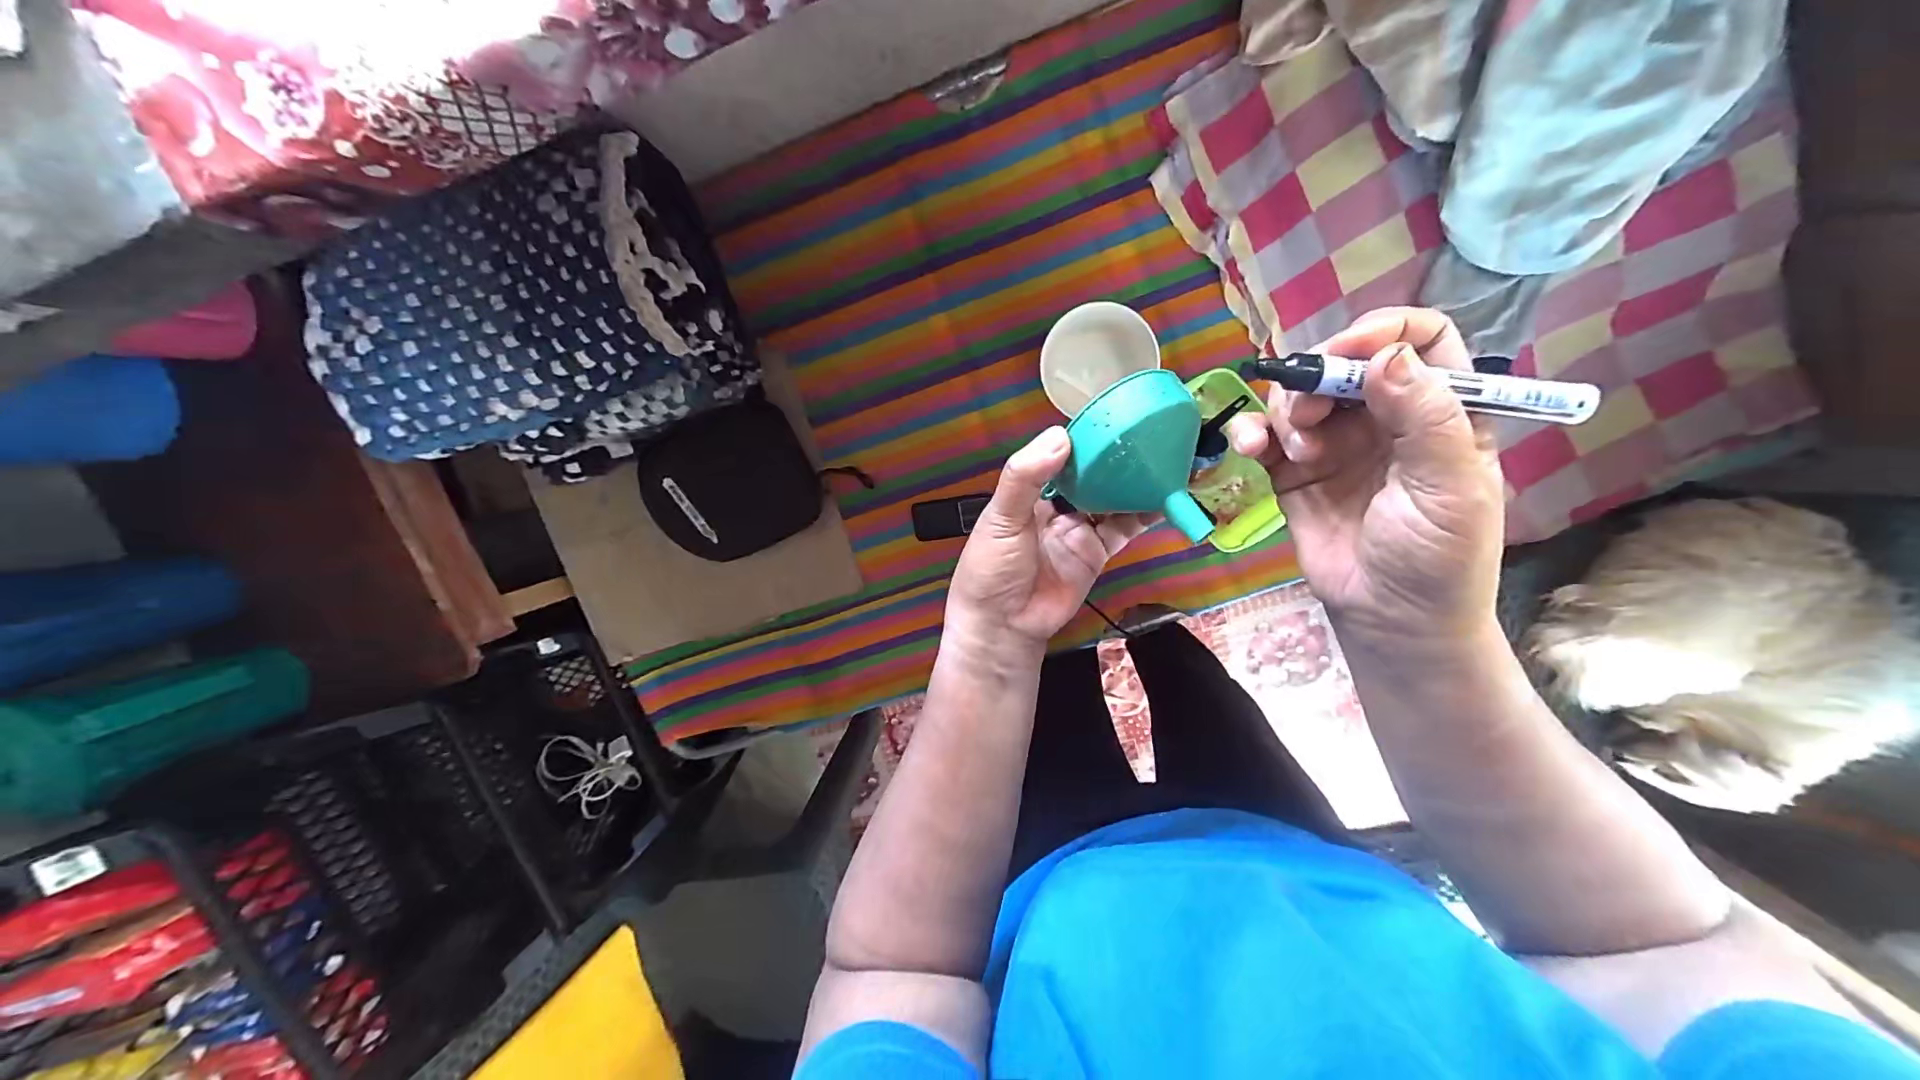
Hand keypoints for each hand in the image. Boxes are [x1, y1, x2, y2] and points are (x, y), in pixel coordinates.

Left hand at [946, 427, 1150, 650]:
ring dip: (1134, 481)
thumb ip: (1024, 477)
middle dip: (1114, 457)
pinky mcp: (1096, 553)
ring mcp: (1079, 529)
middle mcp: (1056, 506)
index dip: (1083, 439)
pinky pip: (1124, 528)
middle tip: (1145, 432)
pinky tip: (1165, 496)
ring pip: (1112, 498)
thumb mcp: (1001, 518)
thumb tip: (1059, 436)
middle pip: (1091, 475)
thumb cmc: (990, 569)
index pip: (1059, 456)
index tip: (1110, 417)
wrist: (1004, 626)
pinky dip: (1145, 514)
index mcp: (1028, 491)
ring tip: (1163, 457)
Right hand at [1225, 308, 1504, 643]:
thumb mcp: (1450, 488)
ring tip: (1295, 451)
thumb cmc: (1439, 557)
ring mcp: (1336, 444)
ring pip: (1299, 396)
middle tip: (1308, 414)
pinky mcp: (1294, 473)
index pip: (1419, 340)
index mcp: (1439, 411)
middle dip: (1318, 377)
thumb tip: (1386, 356)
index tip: (1349, 355)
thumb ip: (1425, 418)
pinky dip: (1250, 432)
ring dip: (1285, 411)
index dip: (1383, 333)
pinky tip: (1248, 447)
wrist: (1391, 619)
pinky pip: (1266, 436)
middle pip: (1344, 363)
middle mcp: (1385, 418)